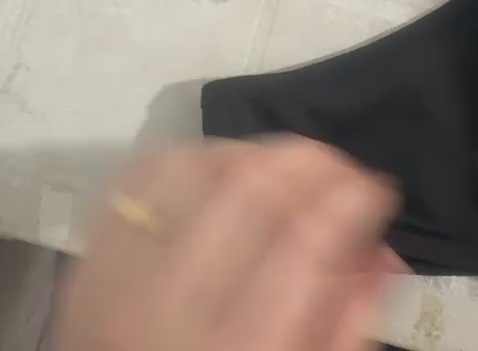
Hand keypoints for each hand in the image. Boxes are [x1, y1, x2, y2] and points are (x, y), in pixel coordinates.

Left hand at [49, 137, 403, 350]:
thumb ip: (347, 325)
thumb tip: (384, 248)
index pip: (305, 243)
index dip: (354, 200)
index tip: (378, 189)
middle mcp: (170, 308)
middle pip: (251, 190)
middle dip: (313, 161)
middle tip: (342, 169)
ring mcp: (120, 275)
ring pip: (199, 167)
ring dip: (258, 152)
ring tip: (290, 171)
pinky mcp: (93, 256)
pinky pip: (149, 173)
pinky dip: (199, 155)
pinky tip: (228, 168)